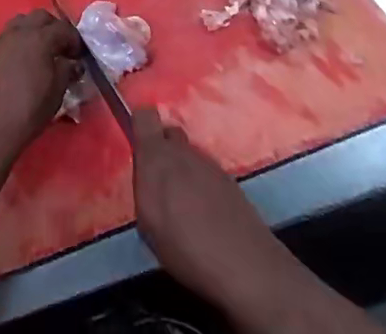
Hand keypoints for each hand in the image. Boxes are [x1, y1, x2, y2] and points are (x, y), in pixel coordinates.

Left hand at [0, 10, 80, 157]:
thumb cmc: (30, 107)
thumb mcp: (58, 91)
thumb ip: (67, 70)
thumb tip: (73, 63)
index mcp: (39, 38)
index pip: (63, 28)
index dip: (75, 40)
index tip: (79, 55)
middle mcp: (19, 31)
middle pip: (40, 17)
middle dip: (54, 28)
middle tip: (62, 49)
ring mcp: (2, 38)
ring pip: (22, 21)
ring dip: (35, 30)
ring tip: (43, 52)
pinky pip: (10, 34)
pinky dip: (21, 39)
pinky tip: (25, 59)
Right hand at [133, 107, 312, 321]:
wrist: (249, 270)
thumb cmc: (185, 246)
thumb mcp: (147, 222)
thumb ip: (143, 188)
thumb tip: (146, 177)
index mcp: (157, 156)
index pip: (144, 115)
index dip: (138, 123)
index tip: (136, 141)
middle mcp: (185, 153)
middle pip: (169, 133)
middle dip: (162, 148)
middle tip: (159, 179)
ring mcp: (213, 167)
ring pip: (190, 155)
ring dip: (184, 169)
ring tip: (184, 203)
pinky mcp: (234, 185)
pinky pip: (209, 174)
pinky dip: (204, 186)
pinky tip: (206, 215)